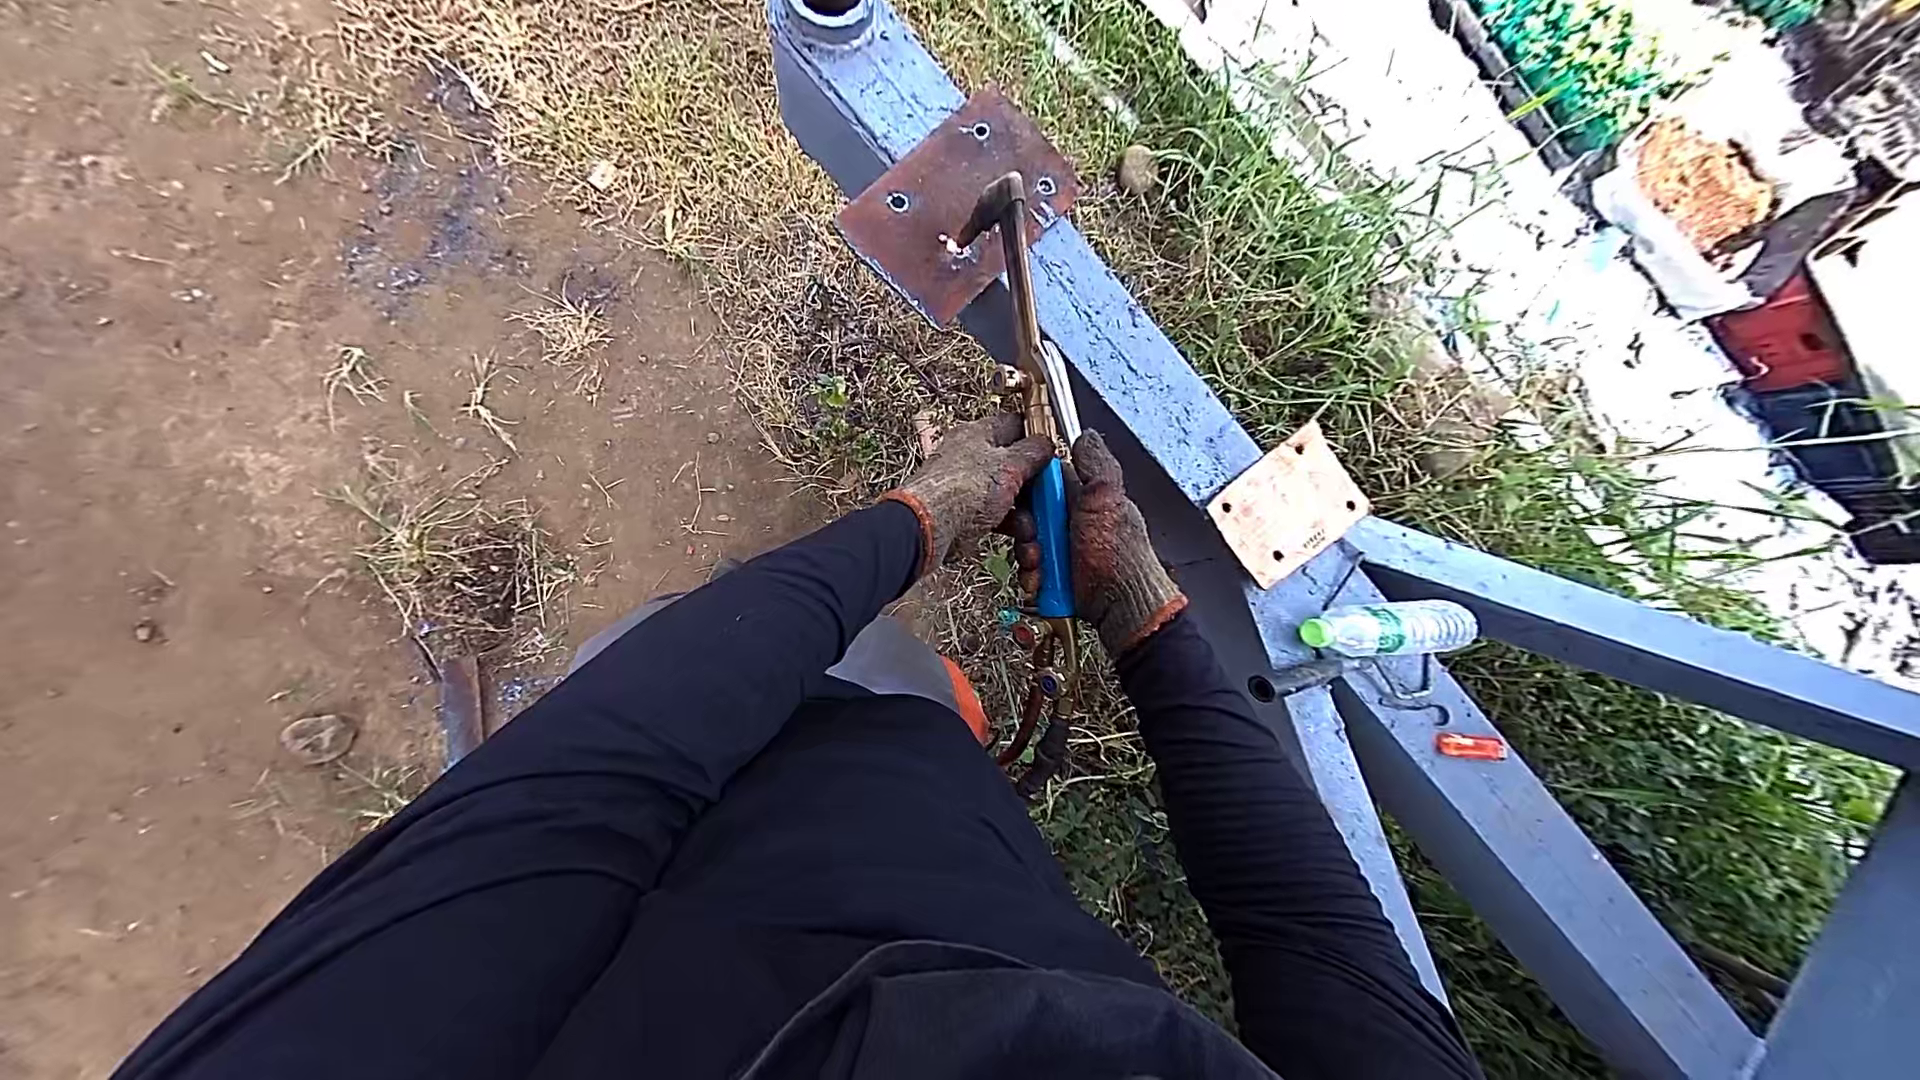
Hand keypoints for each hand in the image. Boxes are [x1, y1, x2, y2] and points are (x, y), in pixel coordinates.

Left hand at [881, 413, 1054, 578]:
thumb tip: (1046, 443)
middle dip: (1033, 485)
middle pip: (1013, 465)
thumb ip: (1032, 452)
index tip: (1052, 455)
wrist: (929, 529)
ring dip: (1025, 510)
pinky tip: (1020, 534)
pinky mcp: (964, 513)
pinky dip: (1010, 524)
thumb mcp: (1009, 466)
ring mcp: (967, 486)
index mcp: (978, 435)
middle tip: (1046, 495)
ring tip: (1033, 523)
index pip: (1014, 425)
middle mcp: (970, 457)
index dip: (1036, 439)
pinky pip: (995, 515)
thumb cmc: (960, 491)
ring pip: (1007, 494)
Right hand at [1007, 430, 1185, 657]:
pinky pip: (1029, 569)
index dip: (1029, 489)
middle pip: (1028, 513)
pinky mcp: (1053, 573)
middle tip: (1035, 540)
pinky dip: (1032, 576)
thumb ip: (1096, 465)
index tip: (1028, 502)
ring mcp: (1061, 548)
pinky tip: (1042, 581)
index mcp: (1082, 497)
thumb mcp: (1108, 500)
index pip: (1043, 480)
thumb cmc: (1119, 555)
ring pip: (1025, 543)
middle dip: (1025, 529)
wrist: (1121, 606)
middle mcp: (1070, 520)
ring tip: (1042, 565)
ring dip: (1028, 555)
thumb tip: (1085, 435)